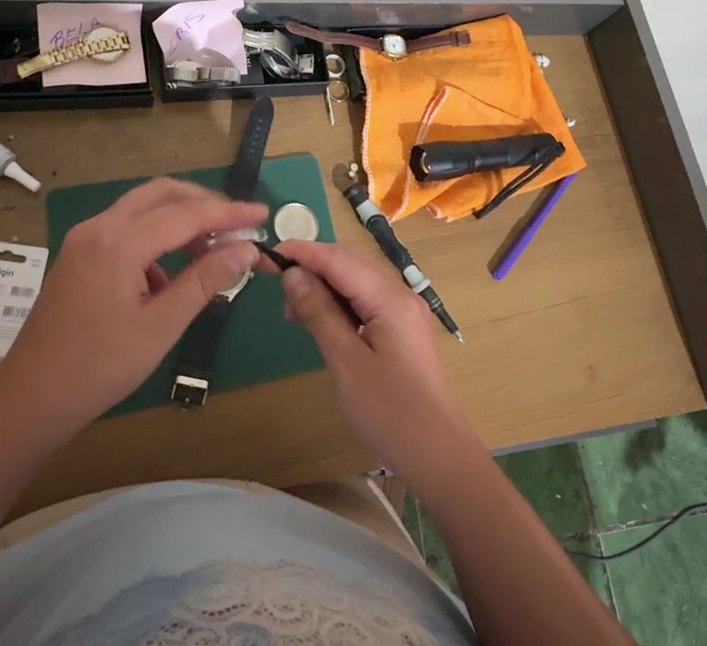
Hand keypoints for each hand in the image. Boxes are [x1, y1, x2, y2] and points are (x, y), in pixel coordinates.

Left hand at [0, 179, 264, 443]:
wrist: (32, 398)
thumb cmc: (100, 367)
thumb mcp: (161, 325)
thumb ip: (205, 281)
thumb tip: (246, 250)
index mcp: (119, 242)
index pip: (186, 213)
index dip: (229, 213)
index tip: (263, 216)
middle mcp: (99, 228)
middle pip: (161, 194)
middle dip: (203, 204)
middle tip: (239, 225)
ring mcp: (84, 240)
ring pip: (141, 209)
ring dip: (179, 219)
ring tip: (213, 251)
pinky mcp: (78, 256)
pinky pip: (125, 230)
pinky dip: (155, 239)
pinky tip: (170, 277)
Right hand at [275, 240, 481, 485]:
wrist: (438, 453)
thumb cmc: (390, 411)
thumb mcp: (346, 362)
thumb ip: (319, 314)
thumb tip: (293, 276)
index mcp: (390, 299)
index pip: (339, 260)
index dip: (303, 252)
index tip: (268, 254)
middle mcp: (401, 296)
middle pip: (350, 265)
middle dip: (312, 269)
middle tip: (279, 292)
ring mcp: (405, 313)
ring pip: (357, 283)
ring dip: (325, 288)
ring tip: (295, 313)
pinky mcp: (403, 331)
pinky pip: (366, 303)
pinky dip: (340, 305)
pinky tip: (321, 323)